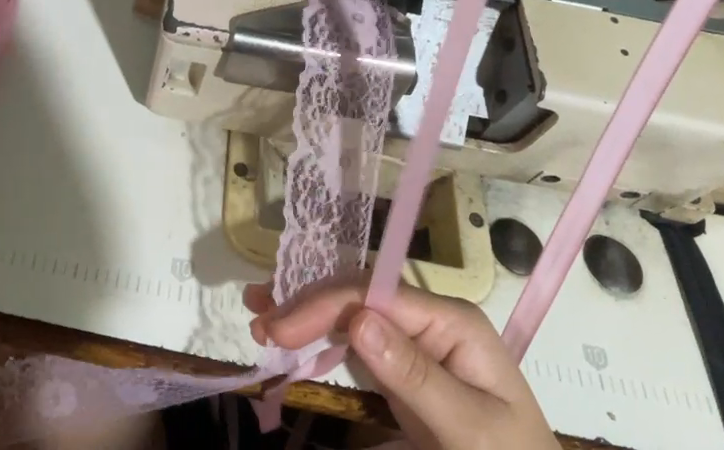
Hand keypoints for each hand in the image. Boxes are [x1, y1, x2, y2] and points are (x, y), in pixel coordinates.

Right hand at [245, 282, 558, 449]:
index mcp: (450, 319)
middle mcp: (430, 318)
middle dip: (305, 303)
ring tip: (260, 318)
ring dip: (305, 313)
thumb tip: (357, 317)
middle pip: (357, 296)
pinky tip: (292, 337)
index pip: (373, 295)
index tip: (277, 329)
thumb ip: (415, 375)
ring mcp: (417, 340)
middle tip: (256, 319)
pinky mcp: (405, 365)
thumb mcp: (467, 428)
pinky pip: (355, 341)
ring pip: (350, 313)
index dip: (321, 304)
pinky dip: (320, 337)